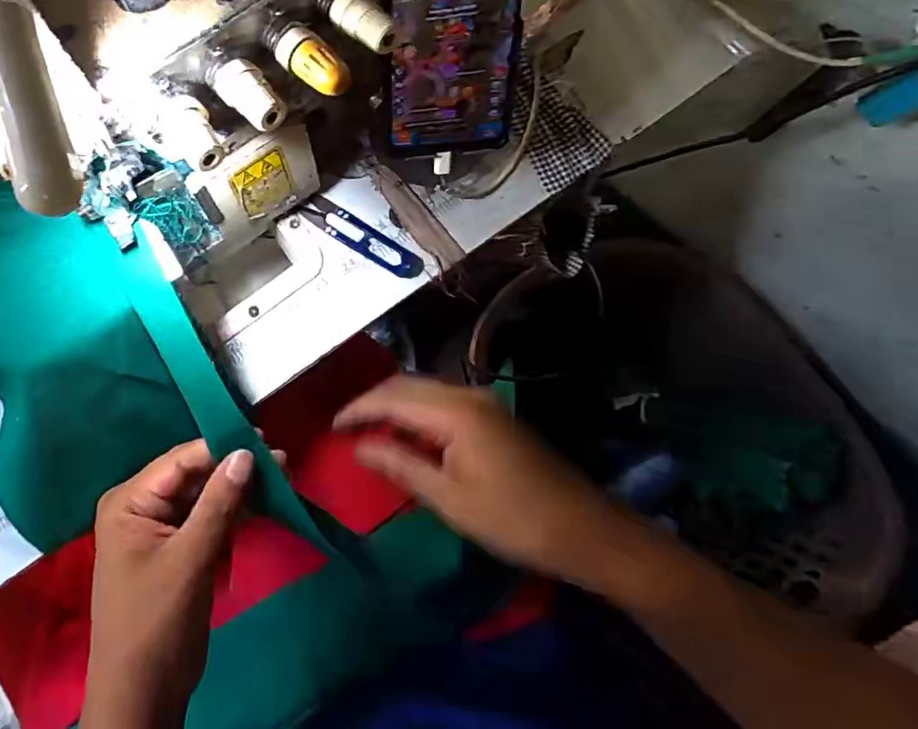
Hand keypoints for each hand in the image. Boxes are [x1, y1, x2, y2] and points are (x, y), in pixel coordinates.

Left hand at [83, 440, 258, 728]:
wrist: (144, 695)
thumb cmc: (156, 621)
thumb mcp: (189, 559)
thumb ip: (218, 503)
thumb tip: (246, 452)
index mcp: (130, 500)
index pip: (180, 460)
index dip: (220, 446)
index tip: (263, 437)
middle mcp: (142, 506)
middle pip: (195, 476)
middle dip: (235, 468)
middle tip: (282, 461)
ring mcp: (161, 529)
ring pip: (206, 497)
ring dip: (240, 490)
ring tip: (282, 477)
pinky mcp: (180, 550)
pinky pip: (209, 521)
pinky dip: (236, 514)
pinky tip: (266, 503)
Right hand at [335, 377, 669, 598]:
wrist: (586, 531)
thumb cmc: (514, 521)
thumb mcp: (449, 499)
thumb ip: (401, 465)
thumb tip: (358, 446)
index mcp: (455, 411)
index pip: (392, 397)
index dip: (358, 409)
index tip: (331, 426)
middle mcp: (468, 394)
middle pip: (407, 385)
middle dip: (373, 401)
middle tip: (345, 426)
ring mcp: (484, 402)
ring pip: (425, 389)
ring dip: (394, 404)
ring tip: (368, 429)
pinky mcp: (493, 415)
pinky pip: (442, 401)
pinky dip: (416, 411)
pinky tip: (407, 433)